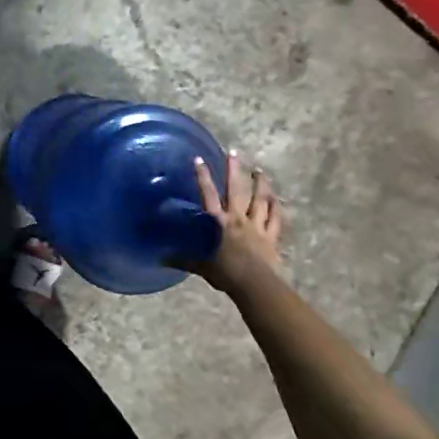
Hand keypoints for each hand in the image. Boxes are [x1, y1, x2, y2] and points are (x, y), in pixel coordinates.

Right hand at [190, 150, 285, 295]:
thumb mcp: (201, 267)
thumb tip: (160, 259)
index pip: (209, 195)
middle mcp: (239, 219)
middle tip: (235, 152)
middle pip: (237, 190)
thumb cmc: (226, 275)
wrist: (256, 285)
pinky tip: (278, 198)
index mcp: (220, 224)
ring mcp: (258, 226)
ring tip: (260, 171)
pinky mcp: (272, 236)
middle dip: (235, 170)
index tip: (199, 159)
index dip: (203, 177)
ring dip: (260, 184)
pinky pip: (276, 218)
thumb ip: (183, 260)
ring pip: (261, 200)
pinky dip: (277, 207)